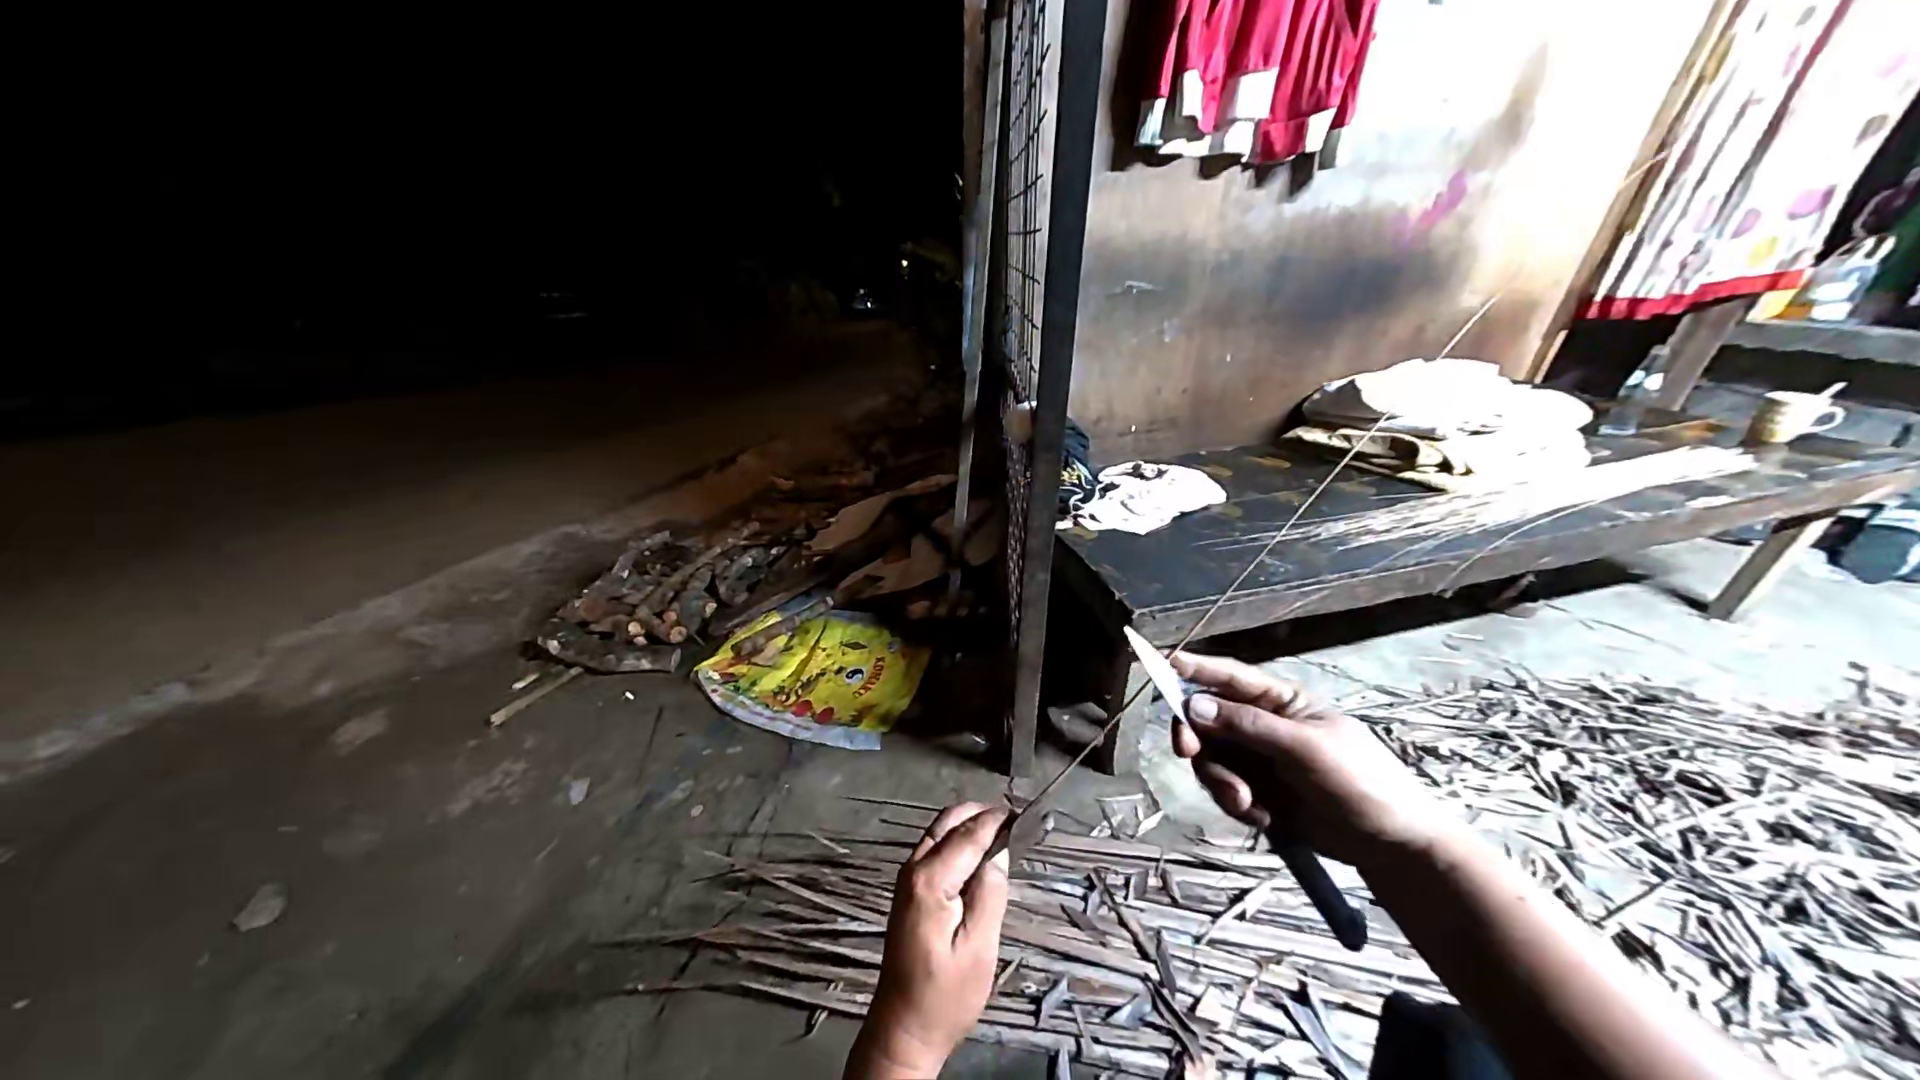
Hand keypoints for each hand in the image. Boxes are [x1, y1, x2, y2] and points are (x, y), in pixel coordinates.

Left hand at [846, 802, 1010, 1079]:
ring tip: (1005, 830)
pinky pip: (935, 846)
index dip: (998, 821)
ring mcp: (907, 877)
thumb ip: (991, 894)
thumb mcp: (979, 949)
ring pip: (940, 830)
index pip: (969, 834)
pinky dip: (958, 838)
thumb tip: (1000, 853)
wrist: (904, 1026)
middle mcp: (913, 869)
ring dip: (970, 823)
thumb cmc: (945, 996)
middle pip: (949, 821)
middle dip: (982, 813)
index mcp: (929, 880)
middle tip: (1016, 819)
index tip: (1025, 814)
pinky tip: (981, 851)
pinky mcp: (908, 889)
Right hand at [1169, 652, 1455, 870]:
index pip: (1229, 677)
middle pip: (1206, 719)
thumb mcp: (1305, 748)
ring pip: (1210, 758)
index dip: (1195, 668)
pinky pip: (1222, 788)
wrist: (1391, 845)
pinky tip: (1262, 816)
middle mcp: (1260, 725)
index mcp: (1279, 701)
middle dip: (1196, 737)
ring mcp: (1256, 760)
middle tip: (1189, 752)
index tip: (1161, 662)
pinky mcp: (1255, 792)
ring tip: (1246, 802)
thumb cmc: (1360, 781)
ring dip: (1219, 780)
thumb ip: (1248, 725)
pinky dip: (1234, 803)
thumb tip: (1194, 704)